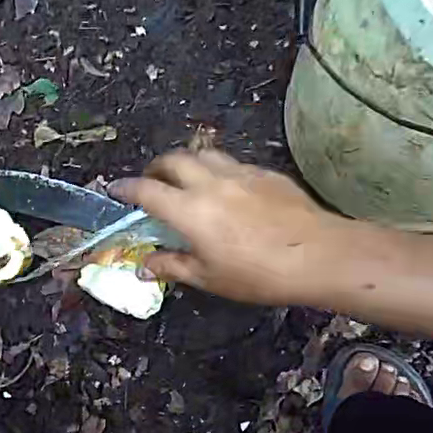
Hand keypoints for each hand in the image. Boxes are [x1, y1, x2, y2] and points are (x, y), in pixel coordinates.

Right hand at [110, 150, 352, 305]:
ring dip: (187, 162)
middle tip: (152, 182)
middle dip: (155, 167)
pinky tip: (228, 191)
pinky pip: (233, 163)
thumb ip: (172, 266)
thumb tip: (143, 266)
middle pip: (172, 159)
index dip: (126, 188)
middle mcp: (210, 182)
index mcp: (189, 210)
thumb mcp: (209, 278)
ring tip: (187, 179)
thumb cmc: (257, 274)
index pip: (146, 190)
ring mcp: (240, 173)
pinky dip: (219, 170)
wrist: (317, 255)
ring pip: (204, 154)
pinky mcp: (265, 173)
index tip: (116, 190)